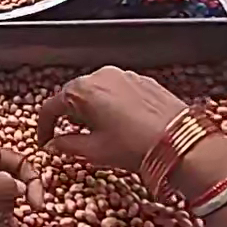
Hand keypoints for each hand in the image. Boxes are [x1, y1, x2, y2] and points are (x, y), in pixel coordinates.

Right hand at [35, 66, 190, 172]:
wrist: (182, 142)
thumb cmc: (133, 146)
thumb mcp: (93, 151)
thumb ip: (66, 145)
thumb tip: (53, 144)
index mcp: (82, 91)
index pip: (50, 107)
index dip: (44, 127)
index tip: (45, 141)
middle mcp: (100, 76)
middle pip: (72, 95)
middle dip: (68, 116)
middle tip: (69, 137)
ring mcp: (124, 75)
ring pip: (96, 91)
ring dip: (90, 109)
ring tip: (97, 132)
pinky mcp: (142, 80)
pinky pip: (116, 90)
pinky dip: (110, 105)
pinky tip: (119, 124)